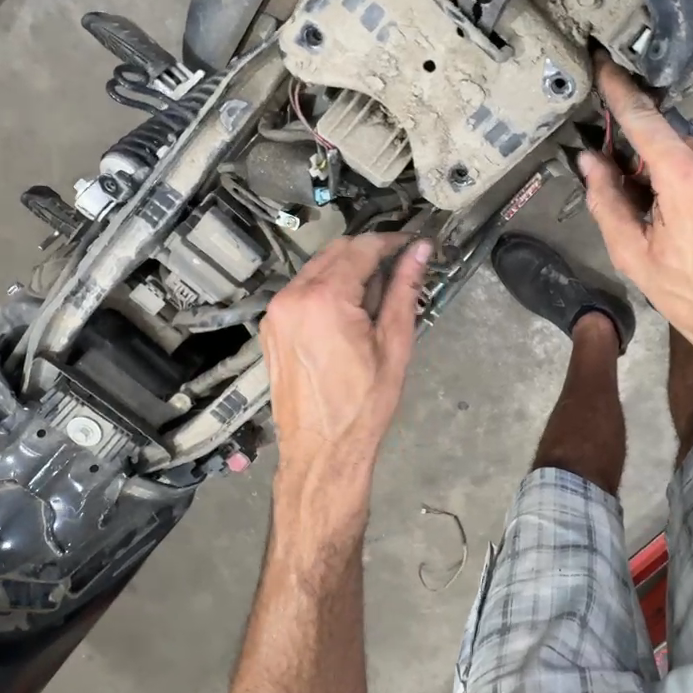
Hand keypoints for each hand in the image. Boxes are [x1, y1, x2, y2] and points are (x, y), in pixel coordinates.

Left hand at [260, 234, 431, 534]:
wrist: (321, 450)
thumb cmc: (364, 403)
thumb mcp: (394, 343)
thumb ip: (404, 289)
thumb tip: (420, 251)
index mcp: (325, 298)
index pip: (362, 247)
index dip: (393, 241)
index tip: (415, 244)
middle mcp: (293, 296)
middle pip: (337, 251)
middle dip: (371, 251)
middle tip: (402, 266)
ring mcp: (277, 311)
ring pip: (318, 267)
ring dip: (349, 268)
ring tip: (379, 293)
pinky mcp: (272, 326)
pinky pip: (303, 290)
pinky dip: (328, 287)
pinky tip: (351, 310)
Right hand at [580, 54, 692, 405]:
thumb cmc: (690, 294)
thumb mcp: (634, 254)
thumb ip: (606, 200)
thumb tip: (589, 161)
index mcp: (687, 180)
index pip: (645, 121)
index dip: (620, 91)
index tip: (605, 66)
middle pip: (672, 143)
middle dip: (652, 162)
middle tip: (645, 202)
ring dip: (683, 172)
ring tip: (683, 219)